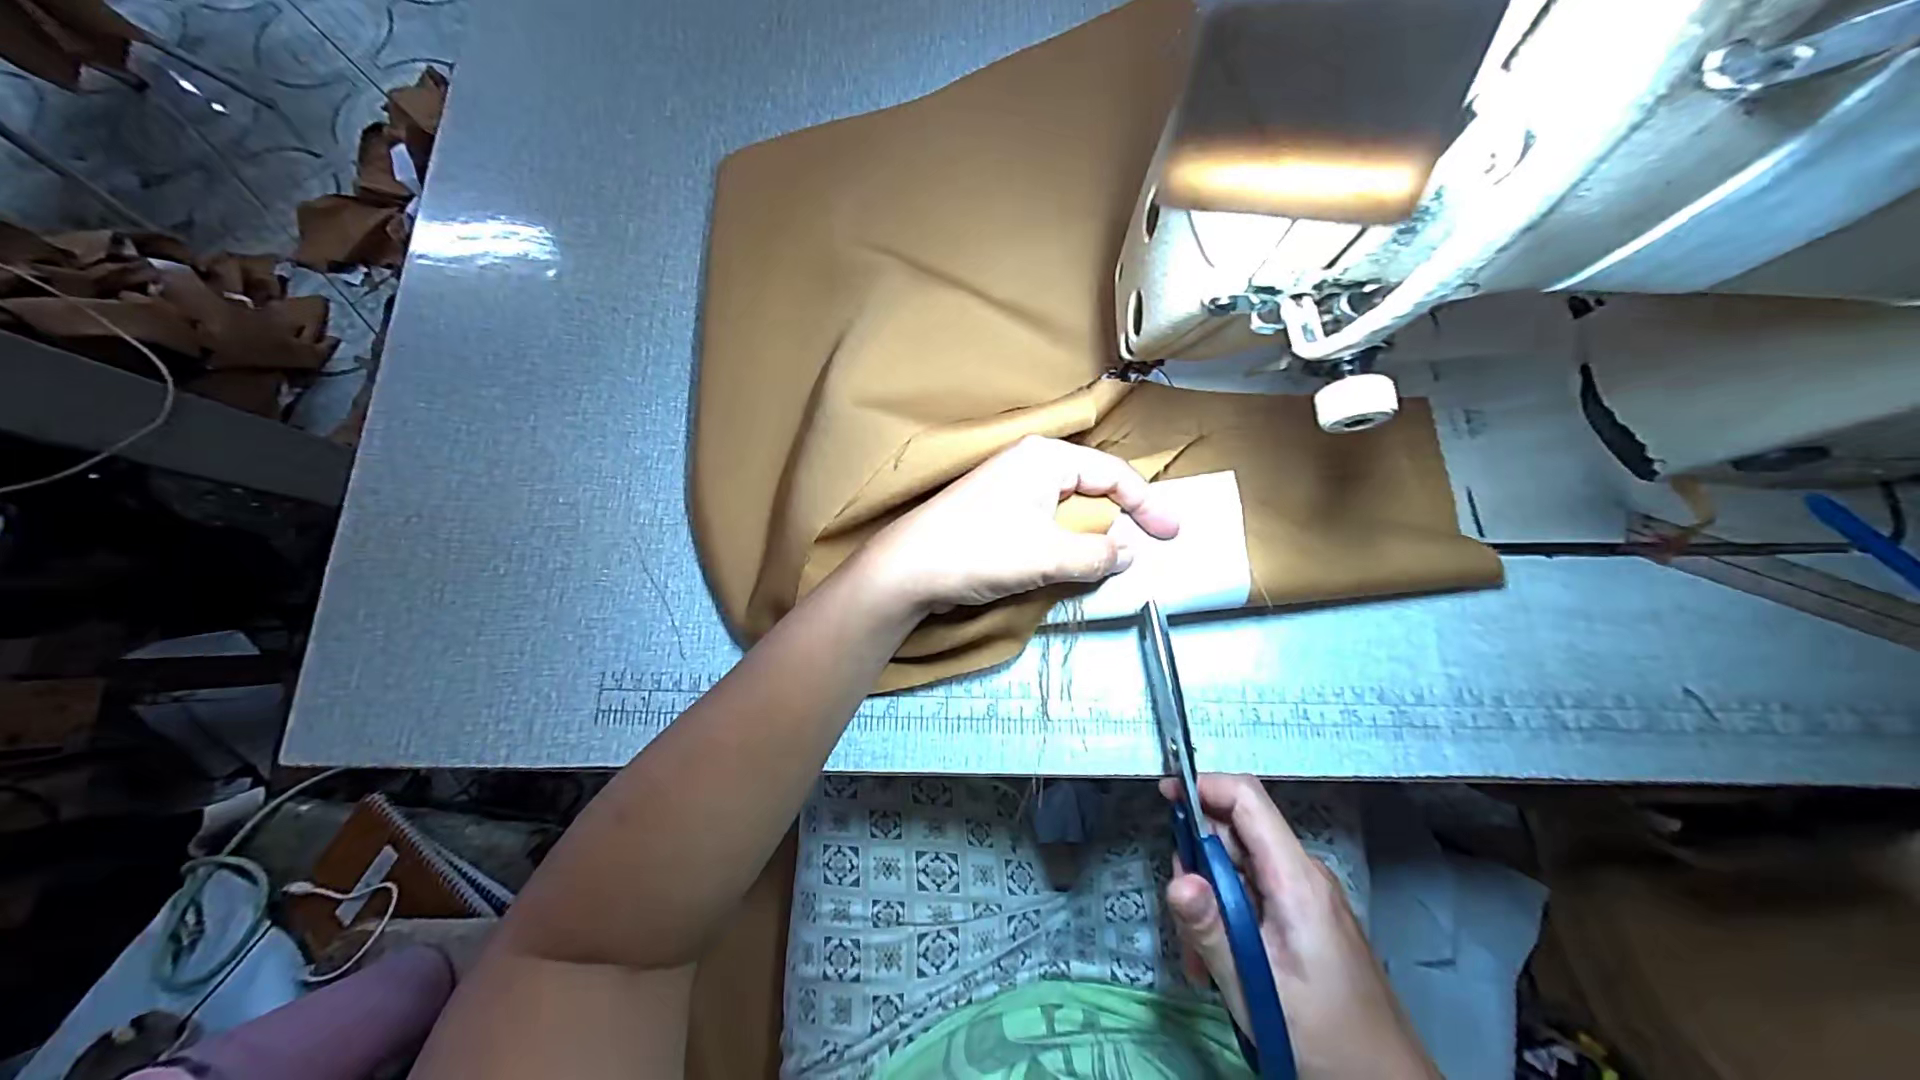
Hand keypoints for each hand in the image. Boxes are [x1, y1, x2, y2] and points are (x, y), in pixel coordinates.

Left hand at [858, 436, 1178, 613]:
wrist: (905, 569)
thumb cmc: (979, 552)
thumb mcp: (1048, 556)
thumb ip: (1097, 554)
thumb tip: (1127, 553)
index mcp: (1046, 458)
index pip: (1112, 474)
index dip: (1148, 504)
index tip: (1171, 534)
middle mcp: (1028, 463)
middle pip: (1091, 486)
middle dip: (1121, 515)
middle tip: (1147, 544)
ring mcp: (1007, 486)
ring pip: (1067, 505)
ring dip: (1092, 531)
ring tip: (1112, 557)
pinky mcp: (993, 510)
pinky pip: (1044, 519)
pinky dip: (1065, 538)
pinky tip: (1070, 559)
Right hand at [1162, 775, 1438, 1079]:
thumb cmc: (1326, 1038)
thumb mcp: (1257, 987)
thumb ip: (1212, 931)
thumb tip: (1176, 879)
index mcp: (1296, 878)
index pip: (1247, 798)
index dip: (1203, 786)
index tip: (1164, 797)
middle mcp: (1301, 875)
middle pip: (1233, 835)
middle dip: (1196, 866)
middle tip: (1184, 921)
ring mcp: (1303, 896)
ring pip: (1236, 869)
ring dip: (1208, 903)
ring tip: (1202, 961)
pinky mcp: (1302, 918)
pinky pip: (1251, 896)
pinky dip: (1226, 920)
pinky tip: (1222, 965)